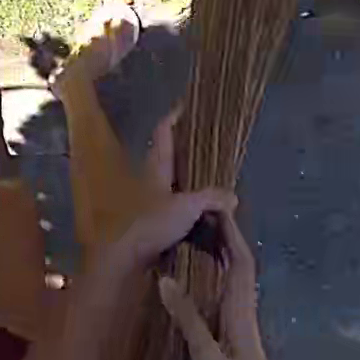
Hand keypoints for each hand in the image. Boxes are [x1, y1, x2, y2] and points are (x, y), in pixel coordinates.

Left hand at [101, 107, 236, 273]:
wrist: (126, 254)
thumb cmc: (151, 222)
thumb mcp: (185, 207)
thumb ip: (210, 198)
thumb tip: (233, 195)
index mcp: (157, 165)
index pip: (163, 132)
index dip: (174, 117)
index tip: (185, 106)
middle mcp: (151, 176)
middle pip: (168, 154)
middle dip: (185, 148)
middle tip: (208, 145)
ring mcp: (151, 197)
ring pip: (173, 180)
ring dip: (190, 179)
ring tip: (213, 180)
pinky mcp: (154, 218)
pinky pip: (177, 204)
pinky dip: (191, 204)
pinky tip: (205, 214)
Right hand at [157, 210, 275, 359]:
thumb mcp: (208, 359)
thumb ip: (188, 320)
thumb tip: (163, 277)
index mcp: (242, 312)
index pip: (242, 263)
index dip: (232, 234)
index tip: (216, 206)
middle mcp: (245, 314)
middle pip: (241, 267)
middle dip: (226, 237)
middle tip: (203, 212)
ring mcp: (242, 327)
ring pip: (235, 280)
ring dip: (222, 254)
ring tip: (200, 233)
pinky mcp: (235, 340)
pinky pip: (228, 294)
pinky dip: (217, 275)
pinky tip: (203, 276)